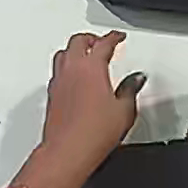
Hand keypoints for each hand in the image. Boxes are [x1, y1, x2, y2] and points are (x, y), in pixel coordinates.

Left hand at [17, 32, 145, 187]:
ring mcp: (59, 81)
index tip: (118, 37)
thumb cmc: (92, 132)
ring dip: (75, 50)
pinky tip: (74, 76)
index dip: (113, 37)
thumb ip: (130, 89)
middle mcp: (72, 69)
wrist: (67, 151)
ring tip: (86, 54)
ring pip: (63, 53)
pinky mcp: (51, 94)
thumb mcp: (124, 110)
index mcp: (91, 67)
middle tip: (101, 42)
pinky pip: (58, 70)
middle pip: (78, 41)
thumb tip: (136, 79)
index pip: (104, 43)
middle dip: (91, 38)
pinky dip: (67, 66)